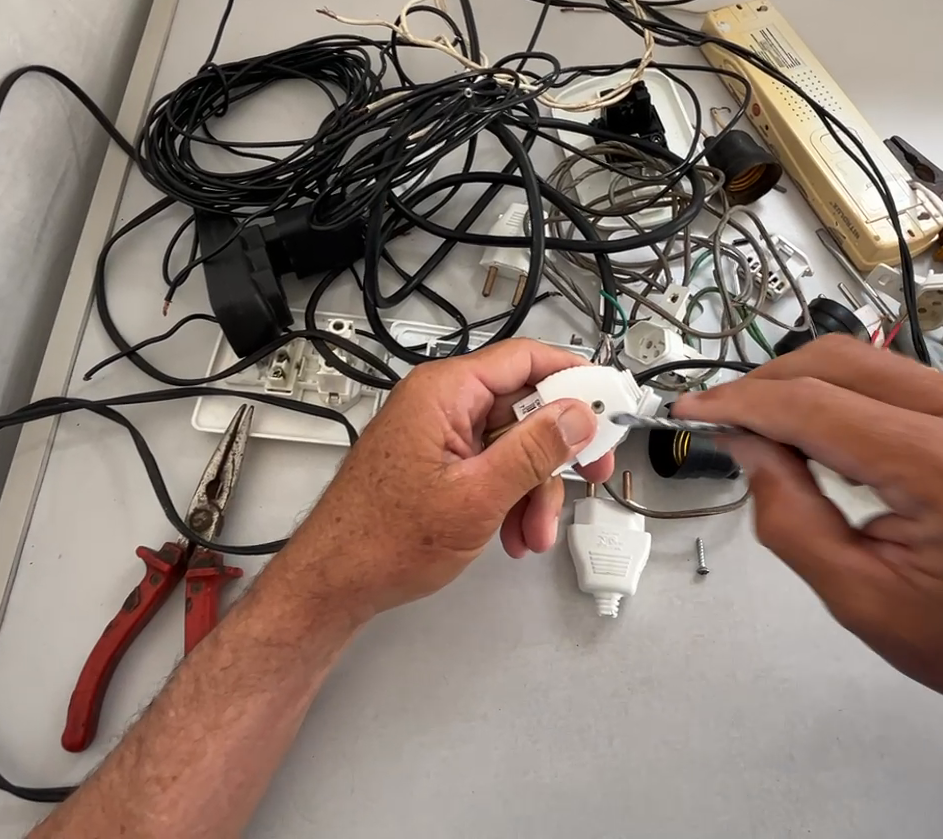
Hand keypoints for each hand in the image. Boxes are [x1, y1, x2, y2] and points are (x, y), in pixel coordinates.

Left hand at [261, 340, 614, 622]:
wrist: (334, 584)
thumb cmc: (384, 539)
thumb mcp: (476, 496)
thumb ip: (533, 451)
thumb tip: (577, 413)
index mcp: (445, 391)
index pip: (523, 358)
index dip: (572, 376)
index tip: (608, 401)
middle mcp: (443, 403)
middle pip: (524, 407)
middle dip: (556, 453)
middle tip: (589, 475)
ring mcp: (441, 434)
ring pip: (513, 445)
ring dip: (534, 490)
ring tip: (533, 533)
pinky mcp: (441, 462)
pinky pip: (492, 466)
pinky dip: (510, 498)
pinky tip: (513, 534)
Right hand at [670, 336, 942, 728]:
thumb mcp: (864, 602)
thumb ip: (790, 518)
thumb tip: (746, 447)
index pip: (816, 406)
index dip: (741, 403)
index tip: (691, 409)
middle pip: (837, 361)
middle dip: (765, 384)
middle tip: (723, 421)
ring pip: (861, 361)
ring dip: (799, 387)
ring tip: (763, 431)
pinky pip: (890, 379)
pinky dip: (838, 394)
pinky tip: (815, 431)